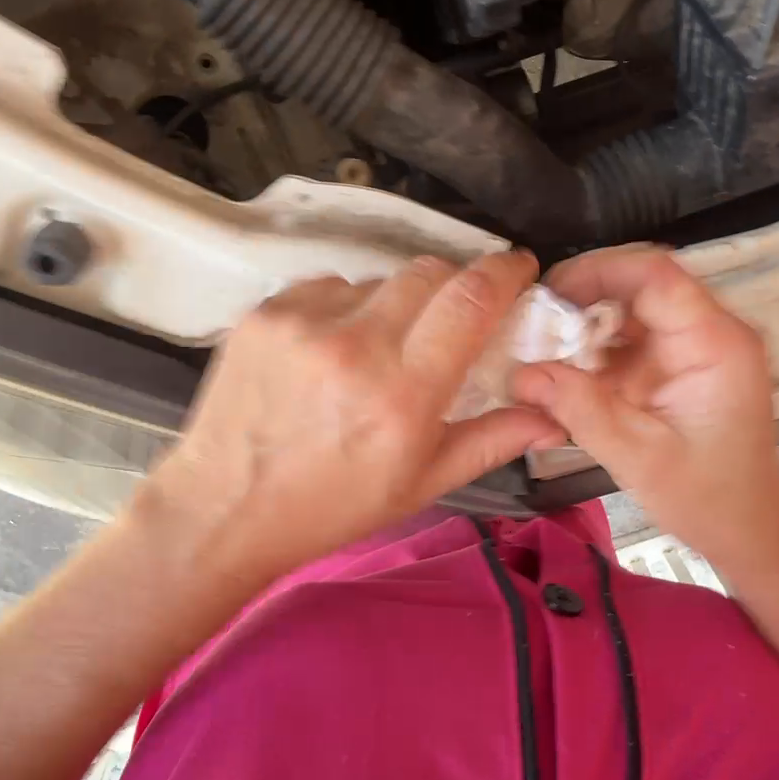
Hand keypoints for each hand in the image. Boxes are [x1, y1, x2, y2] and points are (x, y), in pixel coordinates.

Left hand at [143, 251, 558, 579]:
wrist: (224, 510)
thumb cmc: (333, 506)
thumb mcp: (423, 483)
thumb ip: (494, 439)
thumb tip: (554, 415)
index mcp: (405, 393)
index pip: (471, 299)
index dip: (505, 272)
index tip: (519, 269)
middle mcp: (357, 345)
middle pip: (430, 271)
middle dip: (456, 284)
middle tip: (454, 316)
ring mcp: (304, 322)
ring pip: (379, 280)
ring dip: (396, 303)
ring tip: (379, 348)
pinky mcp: (265, 312)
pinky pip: (329, 287)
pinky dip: (345, 309)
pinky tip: (332, 349)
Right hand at [511, 245, 778, 553]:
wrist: (749, 531)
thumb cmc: (707, 499)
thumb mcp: (637, 457)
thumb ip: (579, 409)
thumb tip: (521, 373)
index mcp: (716, 343)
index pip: (656, 275)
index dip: (597, 272)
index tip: (548, 296)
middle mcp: (715, 330)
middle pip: (643, 285)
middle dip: (585, 299)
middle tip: (536, 326)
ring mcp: (702, 345)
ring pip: (636, 308)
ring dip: (589, 325)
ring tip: (545, 350)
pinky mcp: (687, 362)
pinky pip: (639, 337)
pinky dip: (602, 350)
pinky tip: (573, 373)